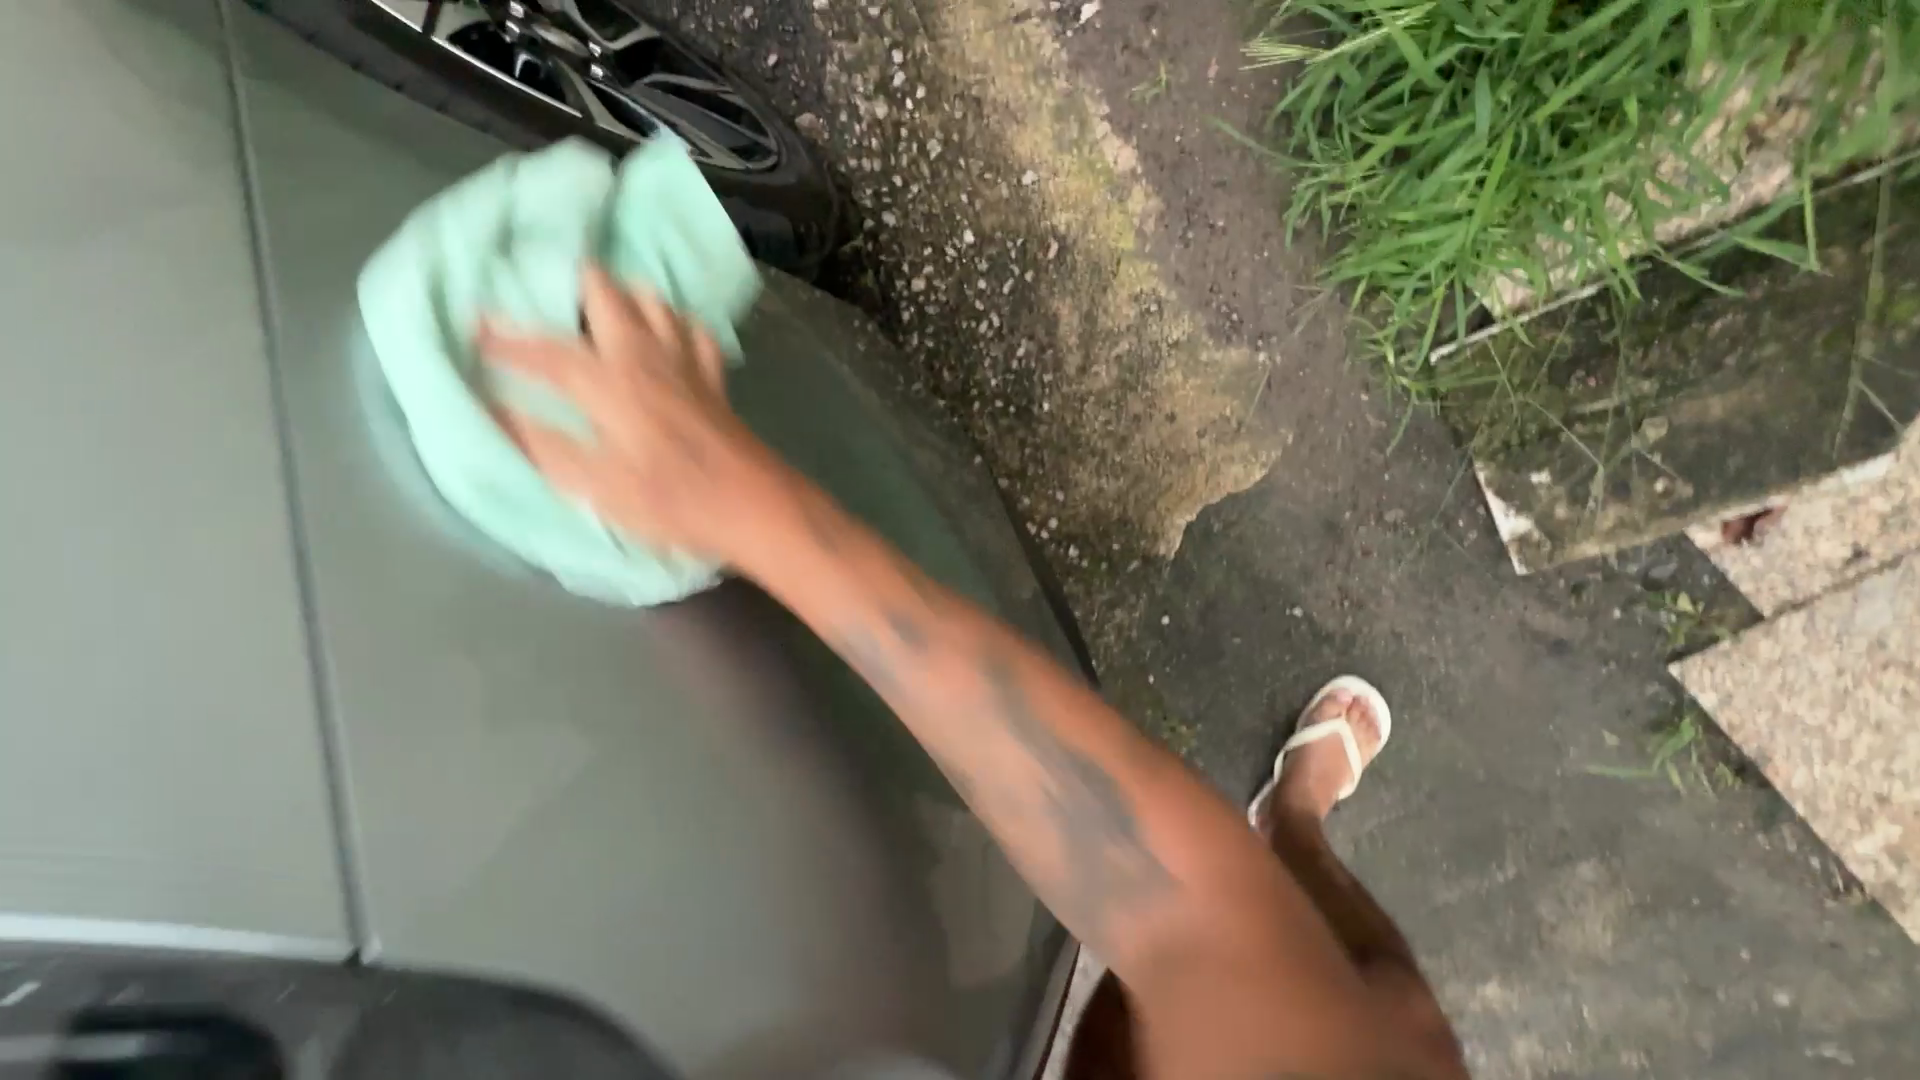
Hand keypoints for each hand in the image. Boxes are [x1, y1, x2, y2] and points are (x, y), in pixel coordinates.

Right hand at [479, 264, 778, 561]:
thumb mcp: (597, 485)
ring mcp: (688, 366)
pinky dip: (679, 322)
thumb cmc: (673, 501)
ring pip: (657, 305)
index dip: (508, 340)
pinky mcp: (716, 382)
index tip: (475, 327)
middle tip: (552, 275)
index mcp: (611, 384)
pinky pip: (696, 334)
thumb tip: (492, 410)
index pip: (548, 352)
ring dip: (629, 293)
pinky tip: (674, 328)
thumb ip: (542, 445)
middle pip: (610, 300)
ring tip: (607, 292)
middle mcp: (648, 360)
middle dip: (578, 283)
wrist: (754, 504)